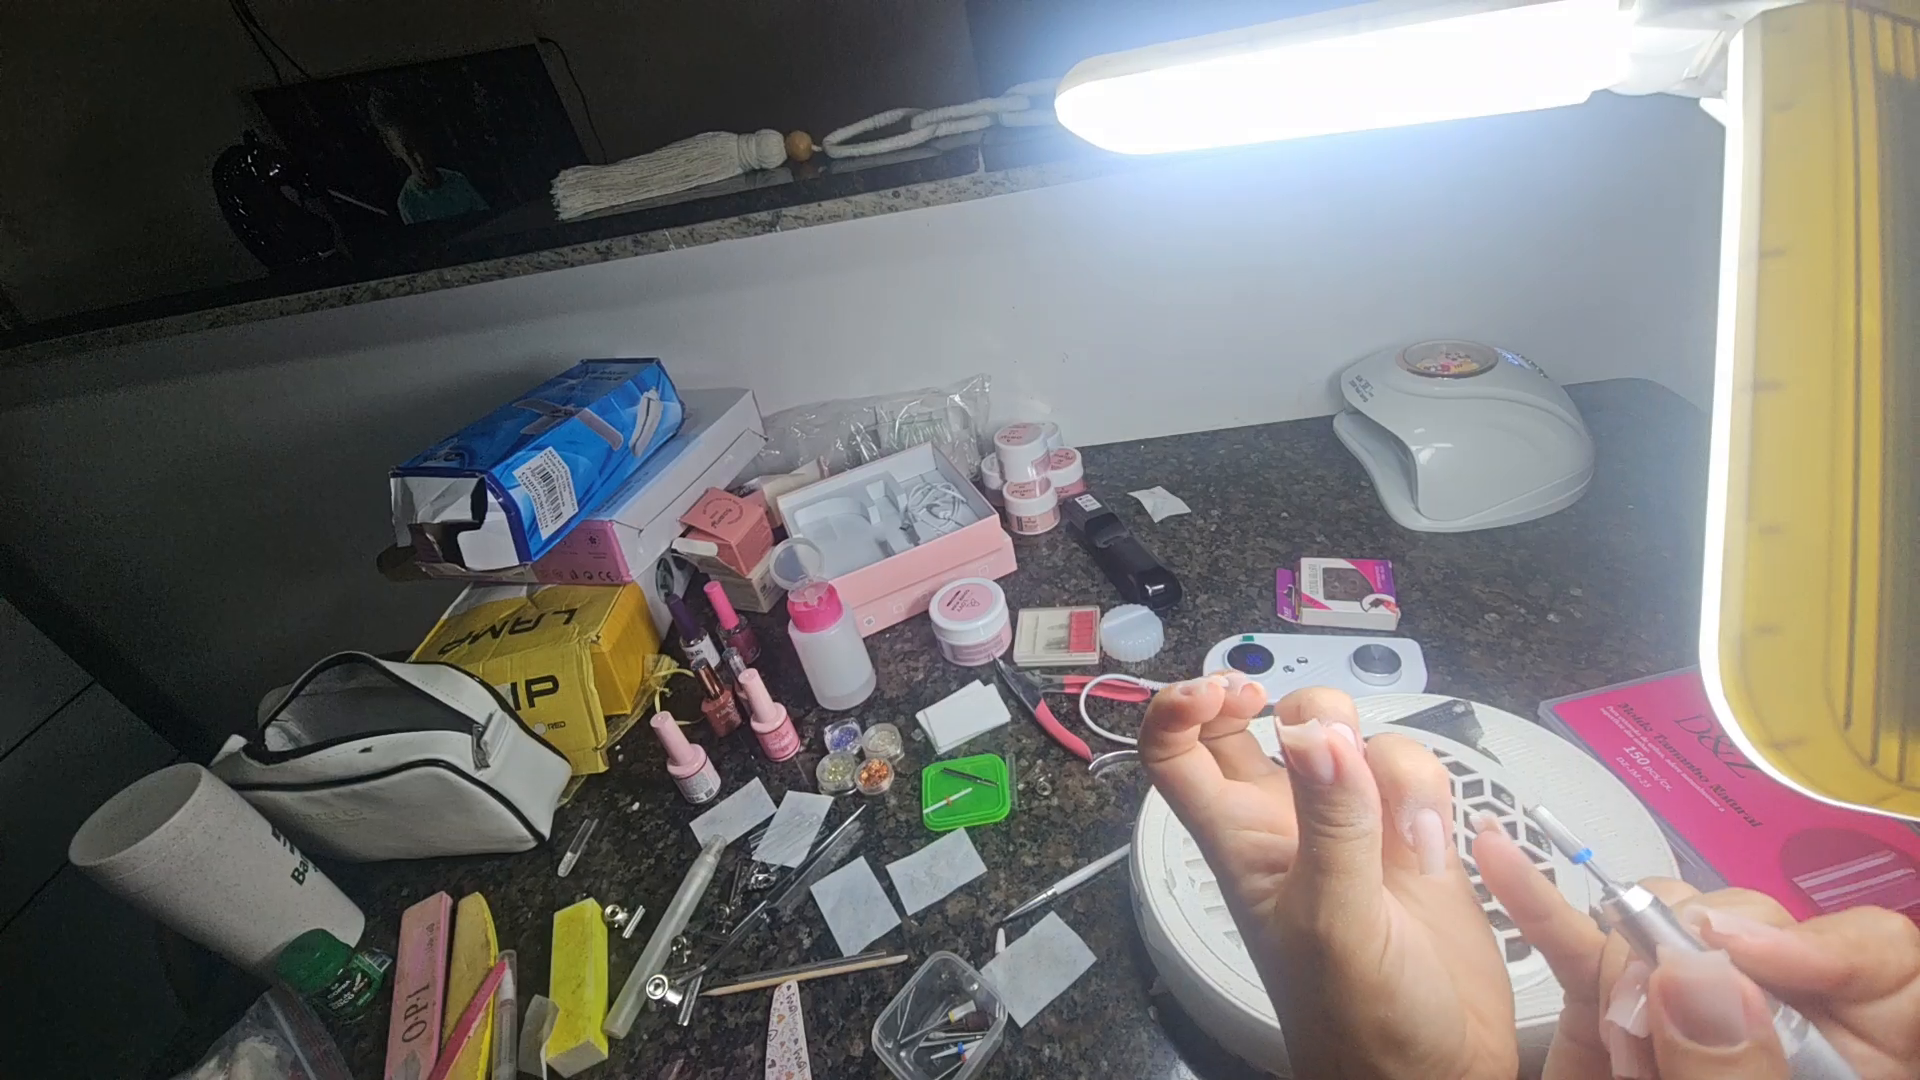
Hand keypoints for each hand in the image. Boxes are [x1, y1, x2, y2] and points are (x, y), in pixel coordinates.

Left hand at [1139, 677, 1515, 1079]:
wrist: (1439, 1072)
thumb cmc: (1357, 1012)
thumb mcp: (1333, 922)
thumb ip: (1327, 826)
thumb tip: (1316, 731)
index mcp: (1233, 832)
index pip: (1173, 754)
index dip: (1176, 711)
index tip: (1217, 690)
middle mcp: (1278, 811)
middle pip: (1251, 721)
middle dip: (1279, 703)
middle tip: (1309, 720)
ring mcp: (1343, 814)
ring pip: (1338, 731)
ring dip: (1372, 754)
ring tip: (1400, 830)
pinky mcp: (1404, 824)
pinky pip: (1405, 767)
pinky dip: (1422, 788)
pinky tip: (1431, 845)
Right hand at [1476, 816, 1919, 1077]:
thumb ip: (1733, 1079)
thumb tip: (1699, 972)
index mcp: (1857, 1069)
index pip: (1880, 964)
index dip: (1823, 944)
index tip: (1741, 956)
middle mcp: (1775, 1028)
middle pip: (1751, 926)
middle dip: (1693, 948)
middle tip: (1652, 1003)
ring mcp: (1681, 1009)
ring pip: (1658, 920)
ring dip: (1617, 950)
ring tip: (1609, 1030)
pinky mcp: (1605, 1003)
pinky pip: (1572, 938)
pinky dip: (1534, 900)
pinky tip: (1500, 860)